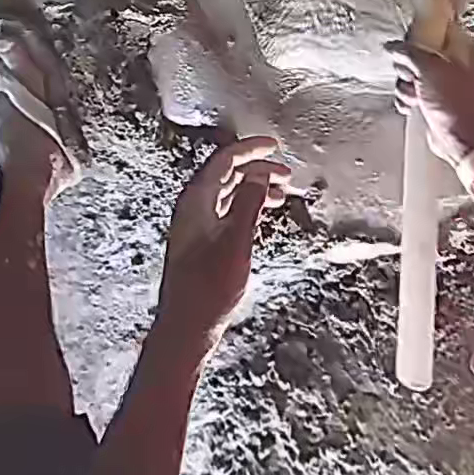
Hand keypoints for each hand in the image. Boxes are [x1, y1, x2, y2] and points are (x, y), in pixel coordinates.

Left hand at [157, 137, 290, 341]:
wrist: (186, 328)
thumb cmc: (208, 289)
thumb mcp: (236, 242)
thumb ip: (249, 203)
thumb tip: (261, 175)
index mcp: (196, 200)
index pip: (225, 160)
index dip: (251, 149)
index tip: (274, 145)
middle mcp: (194, 206)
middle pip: (227, 173)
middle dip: (258, 169)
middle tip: (286, 173)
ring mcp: (197, 223)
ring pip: (229, 192)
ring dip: (256, 187)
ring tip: (283, 193)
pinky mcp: (203, 240)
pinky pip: (228, 209)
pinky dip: (248, 205)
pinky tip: (265, 213)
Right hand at [388, 28, 473, 173]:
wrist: (460, 138)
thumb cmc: (456, 103)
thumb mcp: (429, 68)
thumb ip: (408, 52)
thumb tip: (393, 46)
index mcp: (458, 47)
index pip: (433, 25)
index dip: (418, 32)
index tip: (410, 42)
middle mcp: (449, 61)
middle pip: (414, 51)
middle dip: (407, 66)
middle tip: (415, 75)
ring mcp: (439, 80)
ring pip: (408, 72)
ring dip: (406, 86)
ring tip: (417, 95)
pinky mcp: (430, 97)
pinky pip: (407, 90)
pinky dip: (406, 98)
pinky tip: (414, 105)